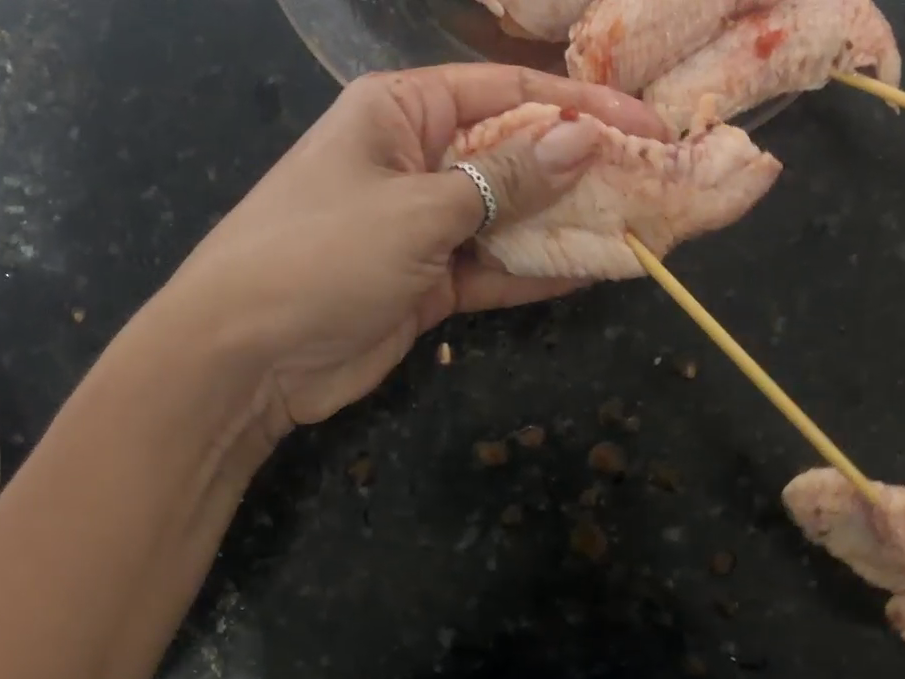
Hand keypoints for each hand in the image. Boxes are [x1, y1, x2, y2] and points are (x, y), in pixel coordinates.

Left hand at [154, 64, 668, 438]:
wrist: (247, 357)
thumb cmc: (319, 256)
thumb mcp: (414, 210)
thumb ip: (501, 183)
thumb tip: (582, 143)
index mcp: (400, 112)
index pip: (506, 95)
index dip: (580, 110)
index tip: (647, 130)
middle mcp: (415, 161)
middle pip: (514, 156)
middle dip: (581, 171)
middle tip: (657, 182)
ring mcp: (422, 229)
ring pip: (509, 220)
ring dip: (567, 227)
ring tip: (641, 227)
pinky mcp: (426, 287)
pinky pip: (492, 272)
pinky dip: (536, 274)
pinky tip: (594, 271)